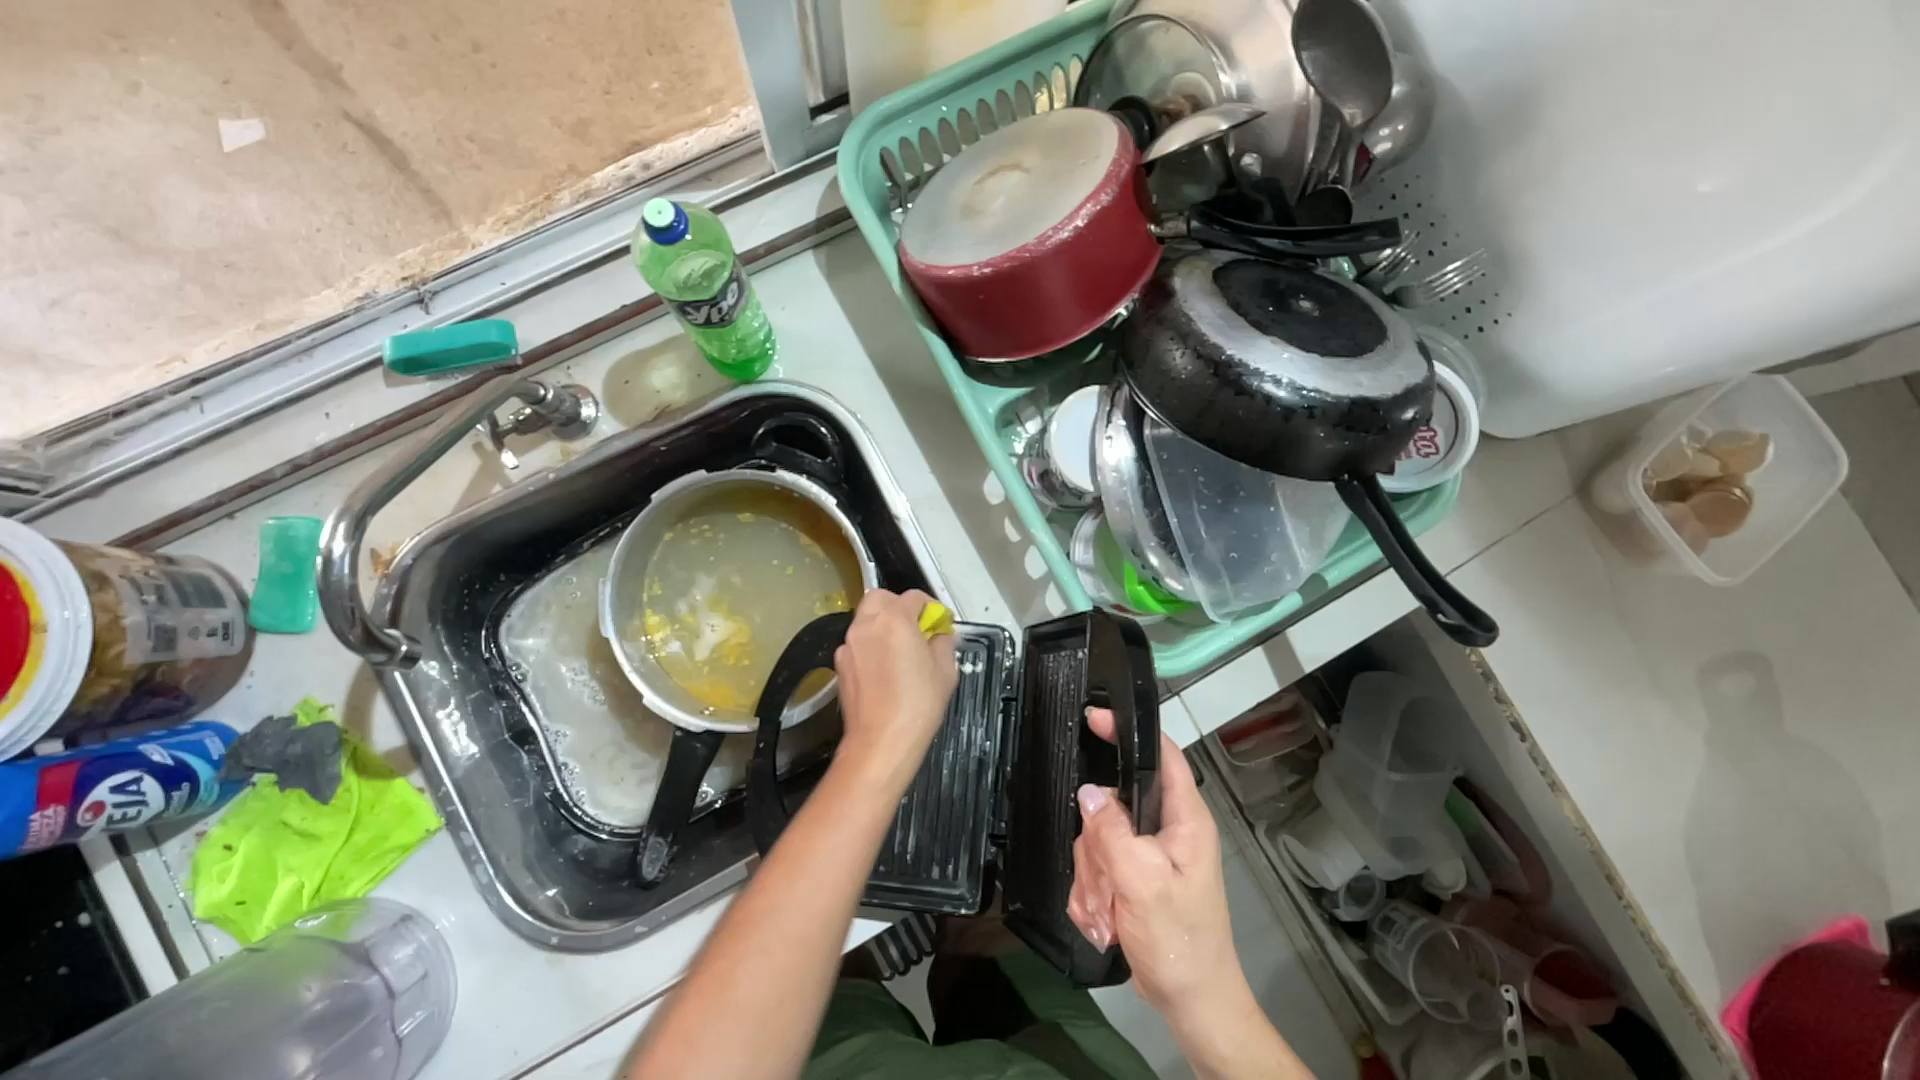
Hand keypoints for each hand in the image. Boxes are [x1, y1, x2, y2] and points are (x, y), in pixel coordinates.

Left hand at [832, 589, 957, 793]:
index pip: (914, 597)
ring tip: (900, 650)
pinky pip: (857, 644)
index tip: (939, 624)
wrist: (880, 741)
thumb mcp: (946, 671)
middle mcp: (866, 625)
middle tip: (916, 628)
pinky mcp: (839, 664)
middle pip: (880, 598)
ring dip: (882, 625)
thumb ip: (944, 643)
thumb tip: (940, 635)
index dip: (931, 607)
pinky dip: (870, 646)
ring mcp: (848, 644)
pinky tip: (883, 669)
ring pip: (865, 620)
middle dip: (899, 606)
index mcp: (895, 620)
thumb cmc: (918, 705)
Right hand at [1067, 709, 1244, 1024]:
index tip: (1093, 717)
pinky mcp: (1133, 878)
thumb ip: (1112, 832)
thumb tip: (1088, 792)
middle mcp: (1168, 830)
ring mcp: (1148, 855)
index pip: (1162, 754)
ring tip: (1110, 911)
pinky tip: (1107, 920)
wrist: (1192, 1003)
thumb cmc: (1180, 941)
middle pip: (1111, 805)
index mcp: (1185, 819)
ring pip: (1097, 840)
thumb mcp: (1143, 883)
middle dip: (1097, 846)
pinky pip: (1096, 869)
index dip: (1129, 731)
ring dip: (1094, 878)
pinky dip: (1094, 895)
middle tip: (1106, 881)